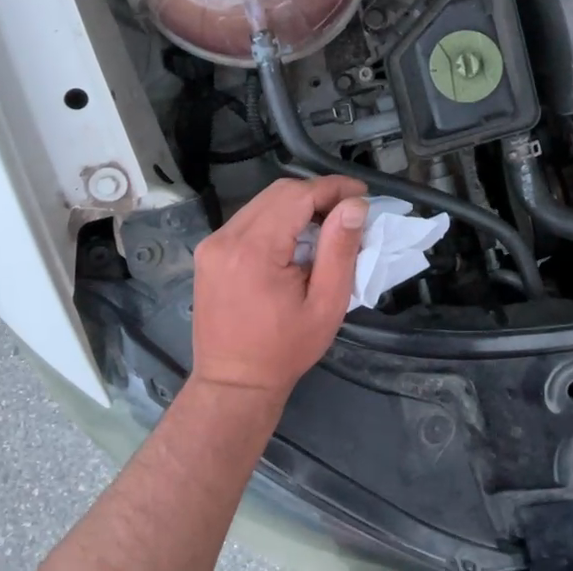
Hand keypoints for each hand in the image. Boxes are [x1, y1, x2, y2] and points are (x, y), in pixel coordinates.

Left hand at [188, 176, 367, 404]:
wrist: (233, 384)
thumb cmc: (286, 349)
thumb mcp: (327, 303)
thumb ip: (340, 249)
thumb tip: (355, 205)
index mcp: (254, 251)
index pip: (298, 195)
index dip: (334, 188)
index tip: (364, 195)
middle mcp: (226, 239)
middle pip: (280, 192)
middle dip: (319, 193)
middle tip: (350, 210)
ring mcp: (212, 245)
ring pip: (264, 201)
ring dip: (299, 204)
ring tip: (328, 224)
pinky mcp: (208, 253)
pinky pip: (250, 218)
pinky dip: (279, 218)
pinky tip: (298, 239)